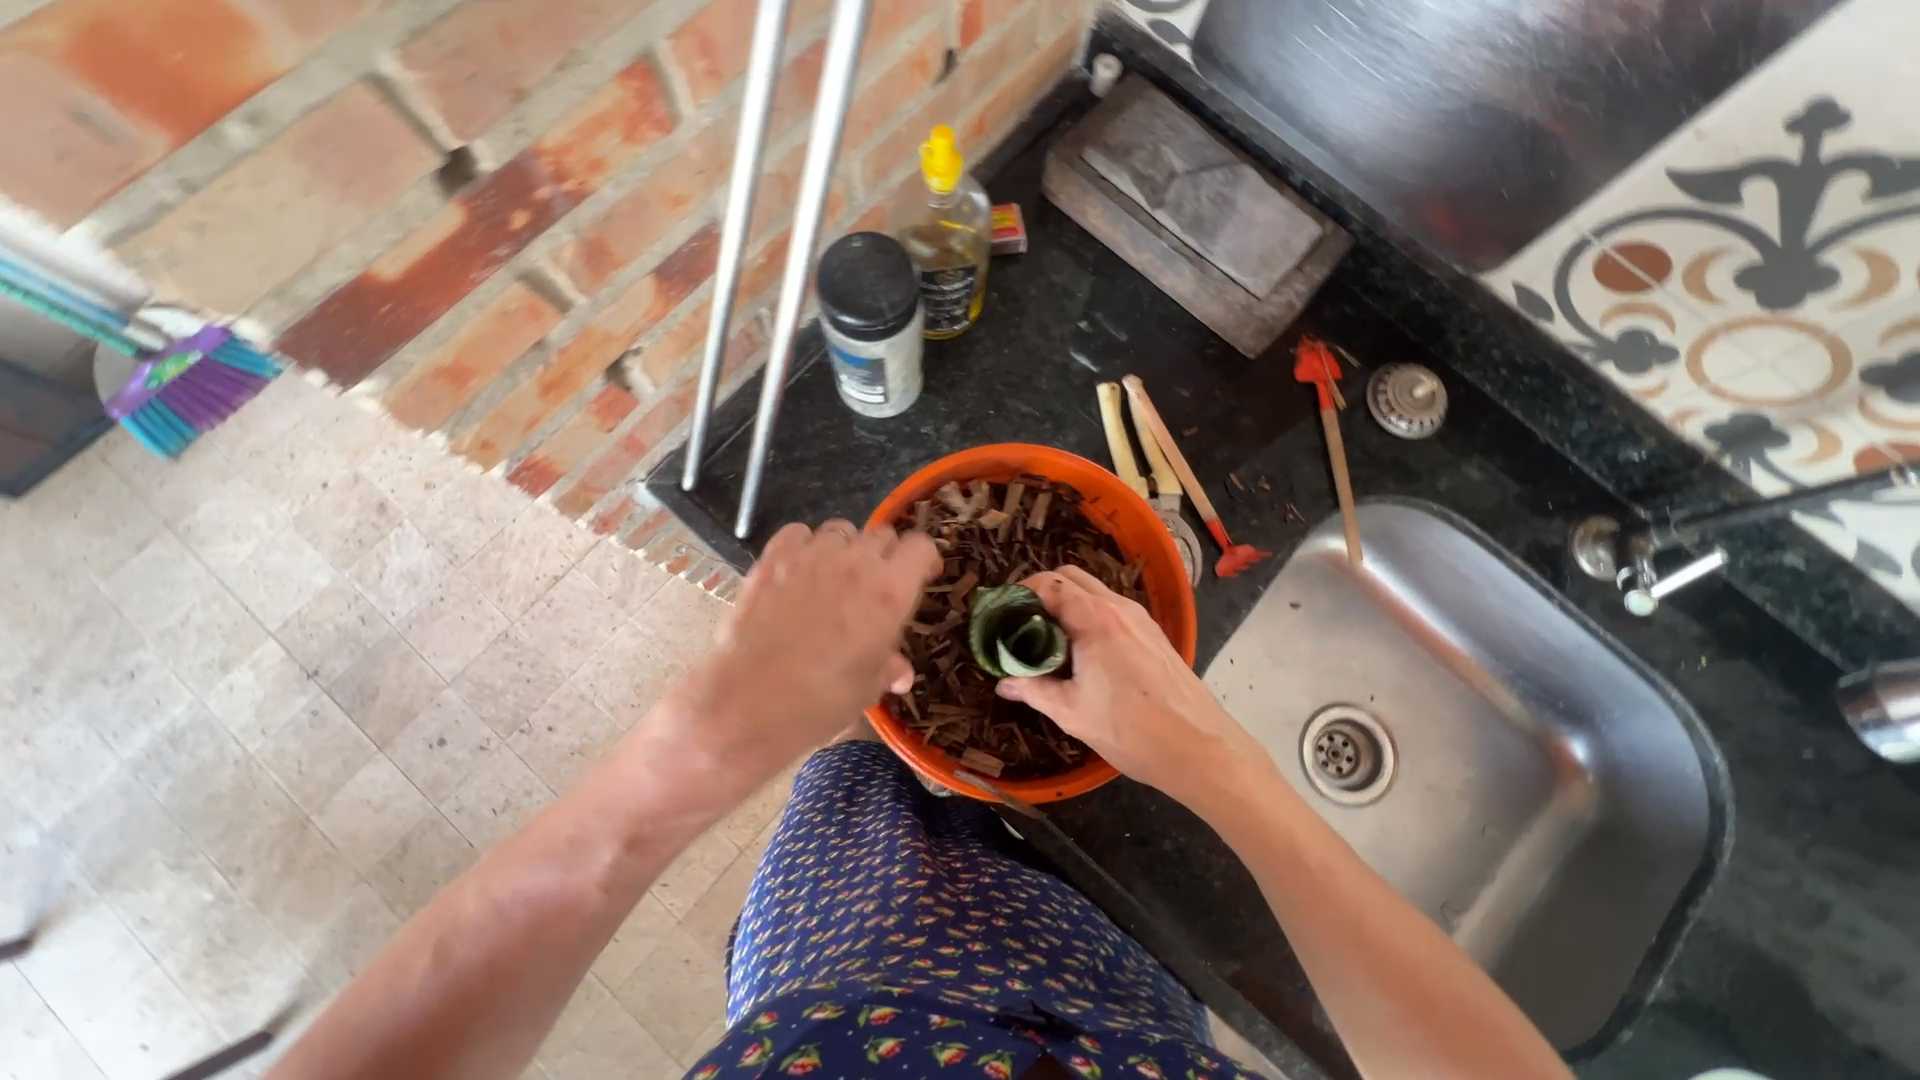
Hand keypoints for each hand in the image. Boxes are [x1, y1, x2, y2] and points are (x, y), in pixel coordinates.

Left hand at [665, 519, 939, 778]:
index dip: (923, 560)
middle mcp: (856, 563)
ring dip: (847, 548)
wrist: (749, 701)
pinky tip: (799, 569)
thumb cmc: (820, 701)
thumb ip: (888, 669)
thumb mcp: (866, 689)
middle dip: (886, 555)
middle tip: (876, 583)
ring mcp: (812, 556)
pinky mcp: (773, 558)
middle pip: (883, 535)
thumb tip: (900, 673)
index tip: (920, 576)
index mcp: (890, 592)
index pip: (920, 548)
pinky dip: (805, 544)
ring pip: (842, 530)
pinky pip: (798, 532)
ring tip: (835, 576)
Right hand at [996, 567, 1276, 811]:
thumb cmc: (1131, 730)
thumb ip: (1033, 690)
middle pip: (1071, 577)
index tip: (1002, 617)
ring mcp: (1141, 619)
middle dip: (1042, 593)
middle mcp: (1119, 607)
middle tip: (1021, 626)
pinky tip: (1082, 654)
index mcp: (1095, 619)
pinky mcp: (1154, 635)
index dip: (1020, 594)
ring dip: (1067, 605)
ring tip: (1048, 642)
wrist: (1200, 749)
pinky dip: (1089, 617)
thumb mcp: (1071, 712)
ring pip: (1094, 592)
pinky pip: (1112, 610)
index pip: (1049, 584)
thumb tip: (1004, 683)